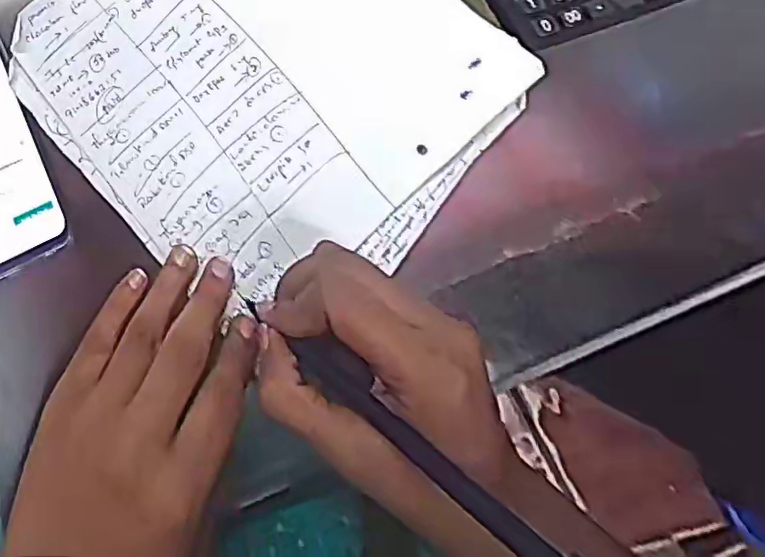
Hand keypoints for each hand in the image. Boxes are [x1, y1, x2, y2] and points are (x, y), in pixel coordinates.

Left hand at [4, 247, 258, 556]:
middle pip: (182, 353)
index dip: (239, 354)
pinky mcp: (63, 399)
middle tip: (221, 268)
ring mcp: (95, 412)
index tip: (249, 322)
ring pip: (140, 335)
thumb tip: (226, 392)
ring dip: (166, 290)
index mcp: (179, 482)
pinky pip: (95, 339)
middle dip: (206, 304)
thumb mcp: (188, 528)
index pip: (220, 399)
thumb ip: (209, 462)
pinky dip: (117, 305)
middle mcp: (138, 437)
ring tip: (184, 257)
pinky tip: (135, 280)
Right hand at [257, 243, 627, 556]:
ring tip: (310, 334)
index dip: (294, 306)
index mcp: (426, 366)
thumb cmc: (425, 488)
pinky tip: (337, 338)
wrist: (499, 499)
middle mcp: (439, 325)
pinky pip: (364, 280)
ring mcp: (441, 314)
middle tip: (287, 332)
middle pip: (341, 265)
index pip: (339, 294)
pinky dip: (334, 297)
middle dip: (299, 291)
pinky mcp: (434, 311)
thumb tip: (265, 338)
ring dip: (315, 290)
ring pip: (350, 264)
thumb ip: (289, 395)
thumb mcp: (346, 455)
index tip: (273, 332)